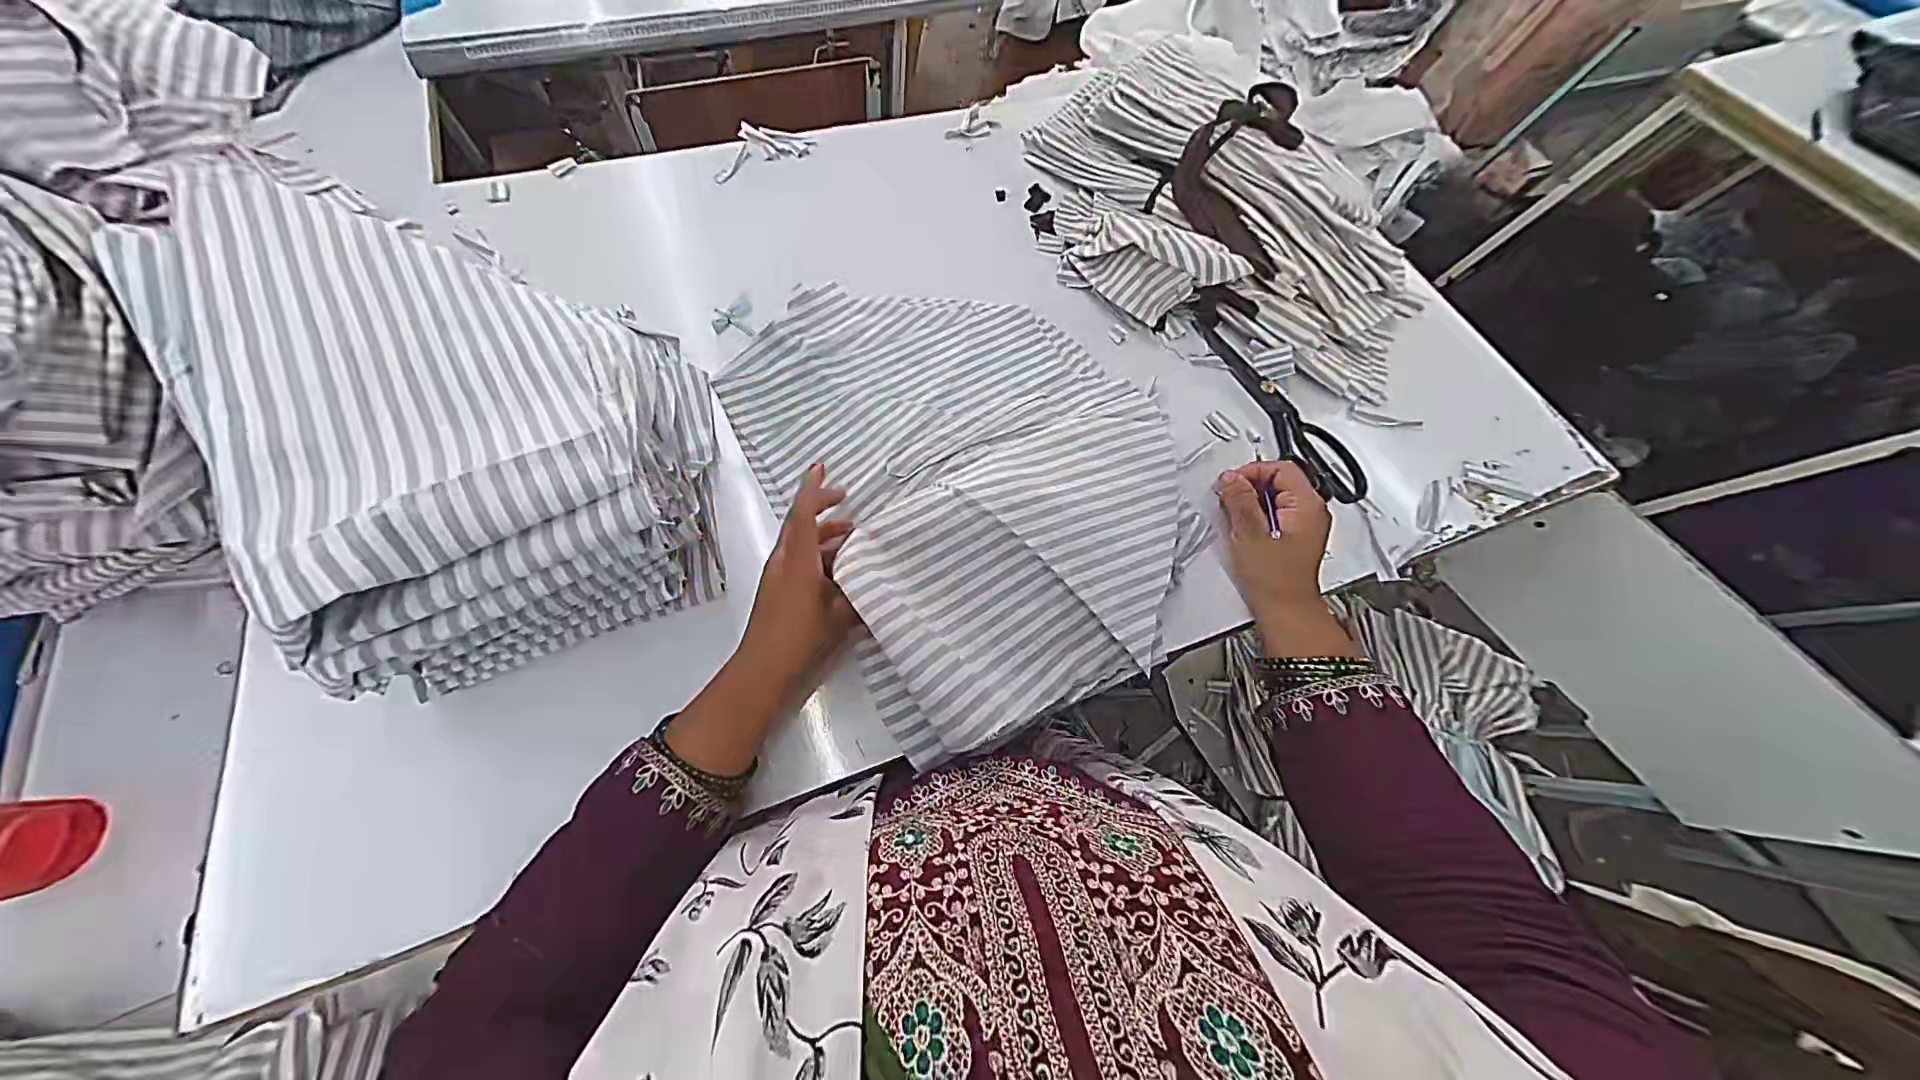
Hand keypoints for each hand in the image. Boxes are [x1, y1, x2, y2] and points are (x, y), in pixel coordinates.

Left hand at [667, 465, 858, 776]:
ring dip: (823, 536)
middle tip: (846, 500)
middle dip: (821, 508)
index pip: (803, 514)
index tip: (820, 466)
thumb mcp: (838, 616)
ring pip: (801, 545)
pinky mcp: (780, 595)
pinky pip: (801, 564)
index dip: (812, 489)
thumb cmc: (800, 640)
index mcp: (797, 561)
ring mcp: (779, 580)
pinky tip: (840, 571)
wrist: (762, 674)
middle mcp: (784, 564)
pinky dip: (819, 557)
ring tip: (852, 537)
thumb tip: (872, 581)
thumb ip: (856, 594)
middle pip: (800, 525)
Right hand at [1215, 461, 1358, 657]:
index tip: (1231, 484)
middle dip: (1250, 486)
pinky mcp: (1294, 537)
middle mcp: (1312, 512)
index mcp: (1307, 506)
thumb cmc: (1275, 580)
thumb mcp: (1249, 534)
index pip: (1281, 468)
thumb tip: (1232, 479)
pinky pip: (1274, 514)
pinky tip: (1244, 533)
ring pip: (1275, 498)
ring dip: (1252, 503)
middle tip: (1230, 501)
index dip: (1252, 471)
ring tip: (1237, 521)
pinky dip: (1256, 517)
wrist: (1285, 610)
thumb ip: (1240, 500)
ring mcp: (1304, 525)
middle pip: (1279, 480)